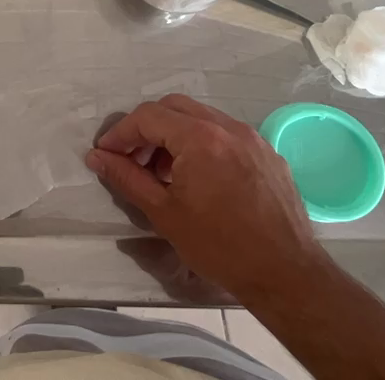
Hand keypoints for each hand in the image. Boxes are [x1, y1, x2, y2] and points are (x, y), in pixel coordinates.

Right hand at [85, 94, 327, 301]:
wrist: (288, 277)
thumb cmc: (220, 245)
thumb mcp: (163, 213)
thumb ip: (126, 178)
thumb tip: (96, 157)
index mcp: (199, 137)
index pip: (147, 116)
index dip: (121, 133)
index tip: (106, 154)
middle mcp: (227, 127)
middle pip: (174, 107)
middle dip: (147, 127)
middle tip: (133, 158)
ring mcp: (252, 139)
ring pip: (201, 117)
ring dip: (175, 134)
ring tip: (164, 170)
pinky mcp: (269, 155)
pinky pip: (226, 134)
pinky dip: (203, 143)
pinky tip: (200, 177)